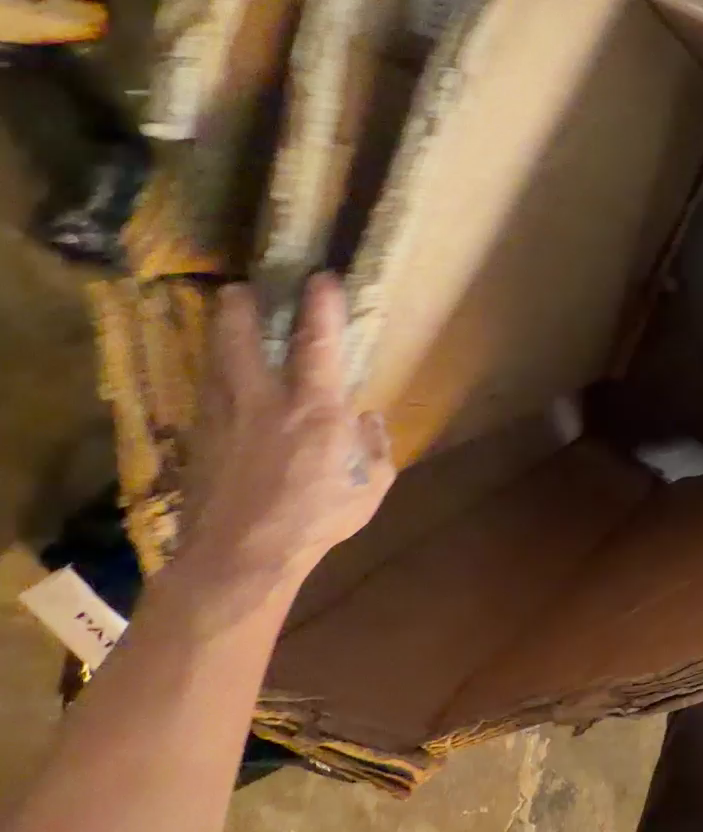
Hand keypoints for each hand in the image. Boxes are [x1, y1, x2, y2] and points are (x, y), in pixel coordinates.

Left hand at [168, 275, 394, 622]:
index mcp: (317, 411)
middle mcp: (265, 402)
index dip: (321, 307)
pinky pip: (209, 393)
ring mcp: (224, 417)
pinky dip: (216, 374)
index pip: (319, 345)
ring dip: (224, 335)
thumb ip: (374, 446)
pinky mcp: (200, 437)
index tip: (320, 277)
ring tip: (228, 316)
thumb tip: (366, 418)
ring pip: (217, 361)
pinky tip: (220, 374)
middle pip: (244, 340)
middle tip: (245, 287)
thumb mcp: (372, 485)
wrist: (242, 554)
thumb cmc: (319, 518)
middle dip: (244, 308)